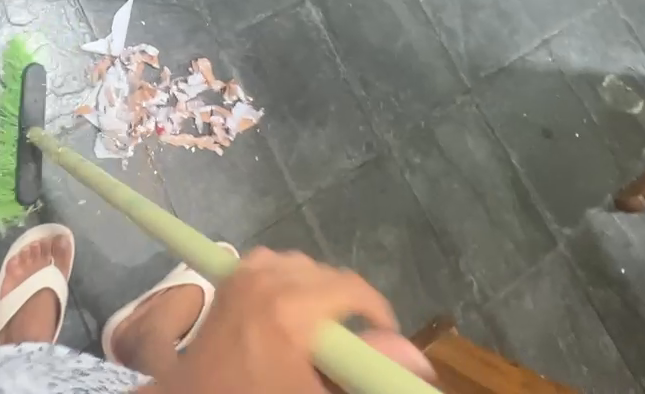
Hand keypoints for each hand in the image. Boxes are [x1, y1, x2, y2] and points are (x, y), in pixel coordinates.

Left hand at [139, 249, 435, 393]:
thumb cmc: (260, 393)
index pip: (352, 287)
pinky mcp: (230, 278)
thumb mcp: (317, 391)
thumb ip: (366, 370)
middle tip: (349, 346)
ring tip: (318, 331)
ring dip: (315, 291)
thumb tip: (415, 356)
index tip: (386, 338)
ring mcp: (245, 273)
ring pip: (299, 266)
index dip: (376, 310)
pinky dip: (285, 281)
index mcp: (292, 309)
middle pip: (326, 275)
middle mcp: (268, 278)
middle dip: (345, 305)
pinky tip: (286, 312)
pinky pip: (271, 263)